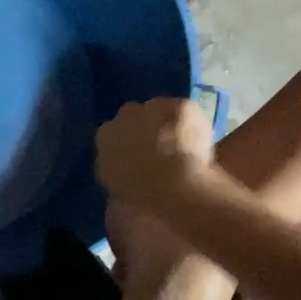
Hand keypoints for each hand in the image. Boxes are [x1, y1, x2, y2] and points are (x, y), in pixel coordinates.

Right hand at [95, 97, 216, 213]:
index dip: (124, 141)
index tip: (133, 153)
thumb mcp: (111, 183)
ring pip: (158, 108)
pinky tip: (195, 138)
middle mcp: (125, 115)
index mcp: (105, 136)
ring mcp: (155, 108)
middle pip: (132, 114)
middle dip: (141, 126)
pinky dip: (189, 121)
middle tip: (155, 146)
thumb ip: (110, 164)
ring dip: (165, 120)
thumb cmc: (136, 191)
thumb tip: (118, 158)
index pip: (110, 131)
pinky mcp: (182, 107)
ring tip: (179, 142)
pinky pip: (184, 111)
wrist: (172, 187)